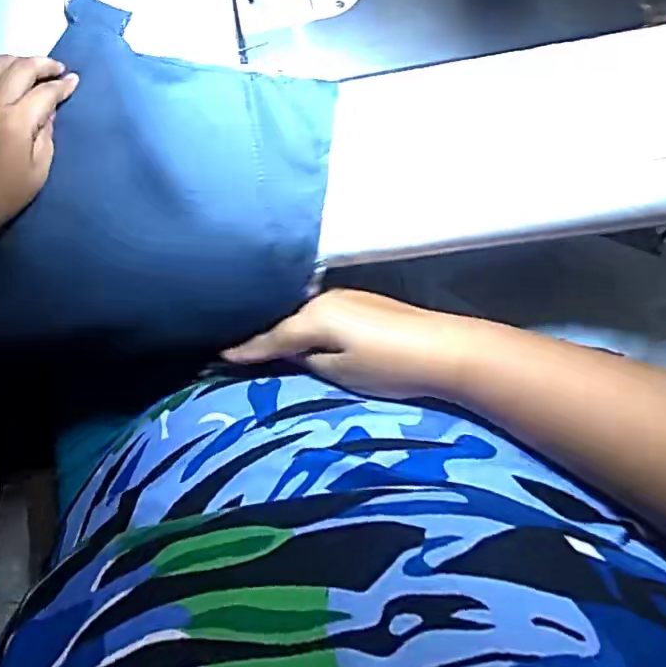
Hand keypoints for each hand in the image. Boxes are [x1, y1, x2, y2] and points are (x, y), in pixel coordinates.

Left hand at [0, 55, 78, 235]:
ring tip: (25, 68)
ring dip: (12, 61)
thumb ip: (46, 136)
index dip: (63, 85)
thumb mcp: (37, 172)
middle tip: (56, 69)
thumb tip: (48, 111)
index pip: (46, 91)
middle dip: (43, 64)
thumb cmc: (1, 196)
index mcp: (16, 120)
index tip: (73, 82)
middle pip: (21, 68)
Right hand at [221, 289, 477, 400]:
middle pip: (283, 318)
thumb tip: (291, 353)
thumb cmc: (388, 365)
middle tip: (236, 347)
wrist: (445, 348)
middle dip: (261, 333)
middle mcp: (323, 297)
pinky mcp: (360, 301)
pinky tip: (302, 332)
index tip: (220, 355)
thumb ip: (307, 359)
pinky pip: (319, 311)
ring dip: (284, 326)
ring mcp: (344, 296)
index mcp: (313, 315)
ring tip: (264, 340)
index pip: (270, 337)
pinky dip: (305, 323)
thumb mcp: (339, 371)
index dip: (245, 349)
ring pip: (301, 312)